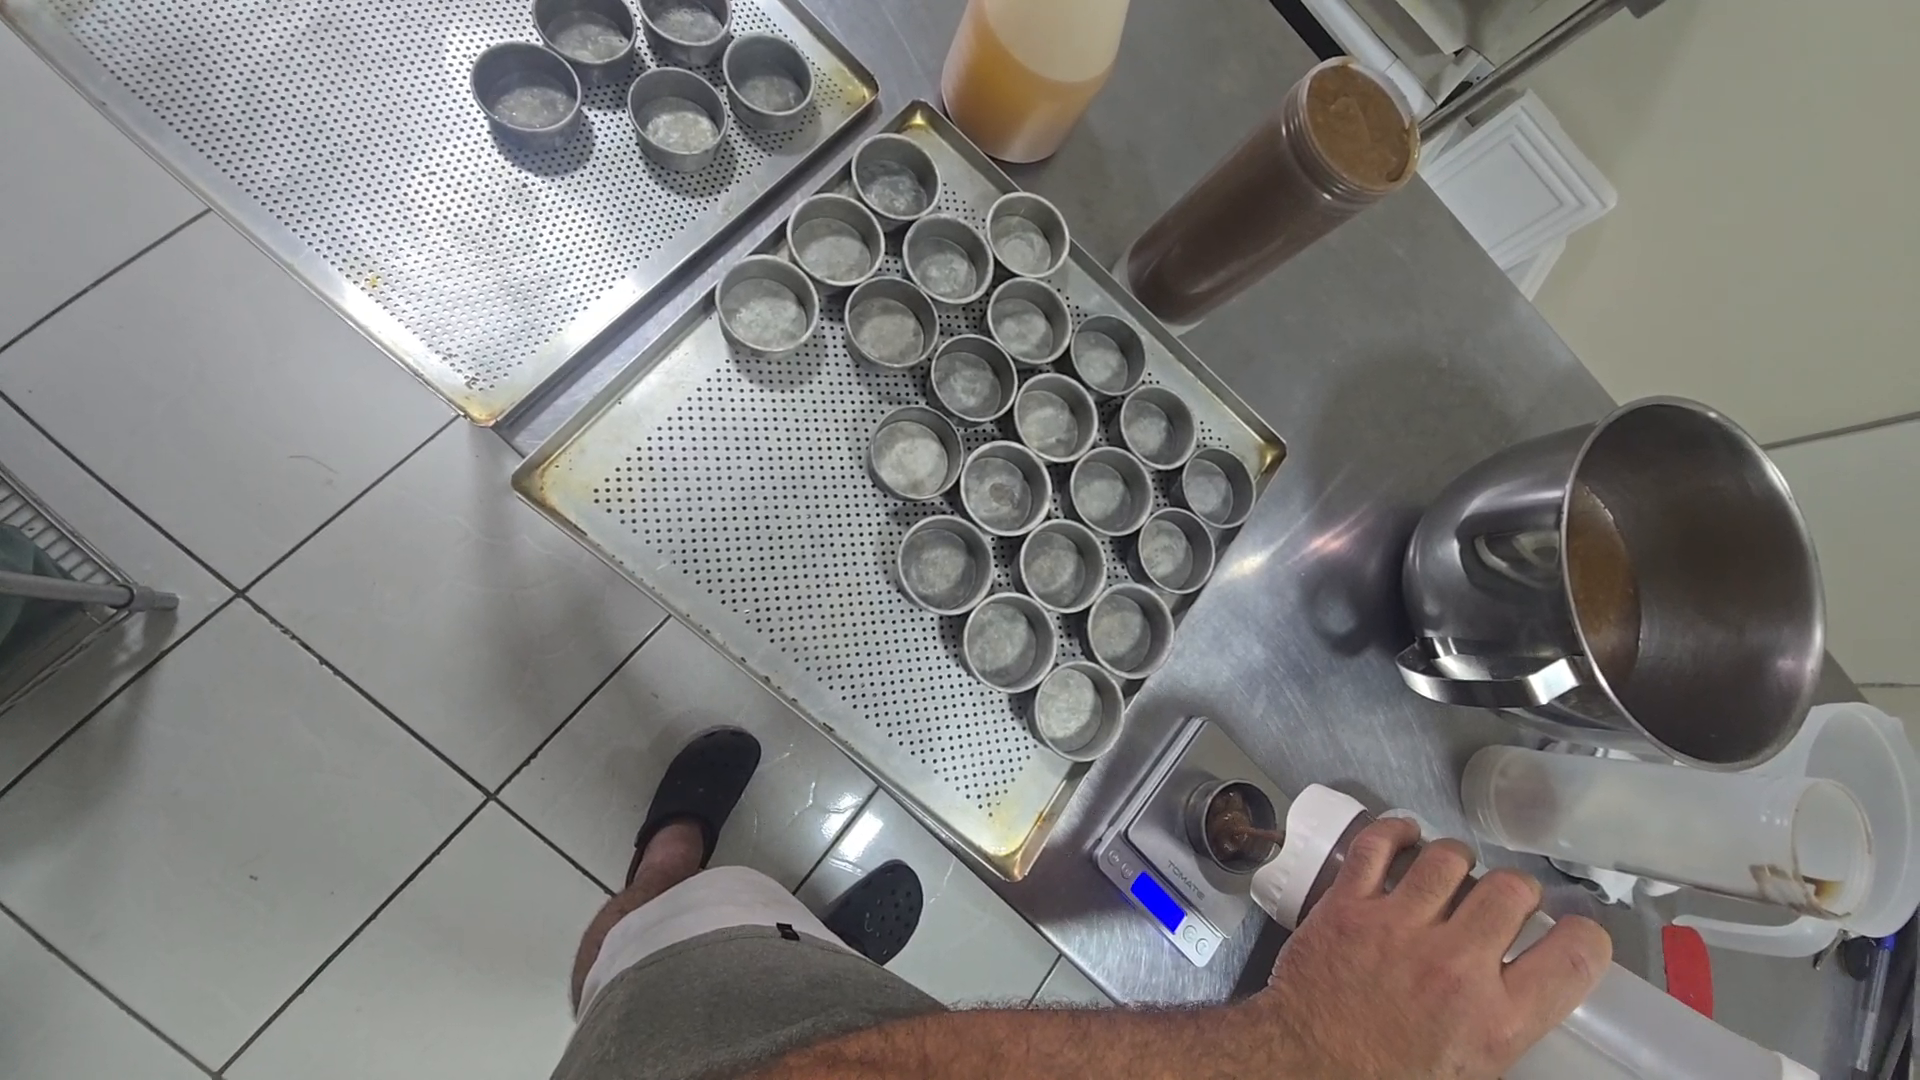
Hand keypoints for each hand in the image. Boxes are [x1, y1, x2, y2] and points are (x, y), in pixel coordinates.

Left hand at [1250, 818, 1610, 1079]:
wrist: (1311, 1062)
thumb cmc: (1392, 1076)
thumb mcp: (1475, 1068)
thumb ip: (1505, 1023)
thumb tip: (1522, 991)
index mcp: (1498, 1017)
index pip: (1572, 957)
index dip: (1585, 936)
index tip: (1575, 928)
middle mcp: (1454, 963)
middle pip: (1507, 892)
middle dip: (1516, 887)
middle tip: (1505, 895)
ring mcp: (1396, 925)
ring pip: (1445, 860)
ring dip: (1457, 857)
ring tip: (1456, 866)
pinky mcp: (1346, 903)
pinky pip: (1375, 847)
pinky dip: (1394, 832)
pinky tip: (1405, 833)